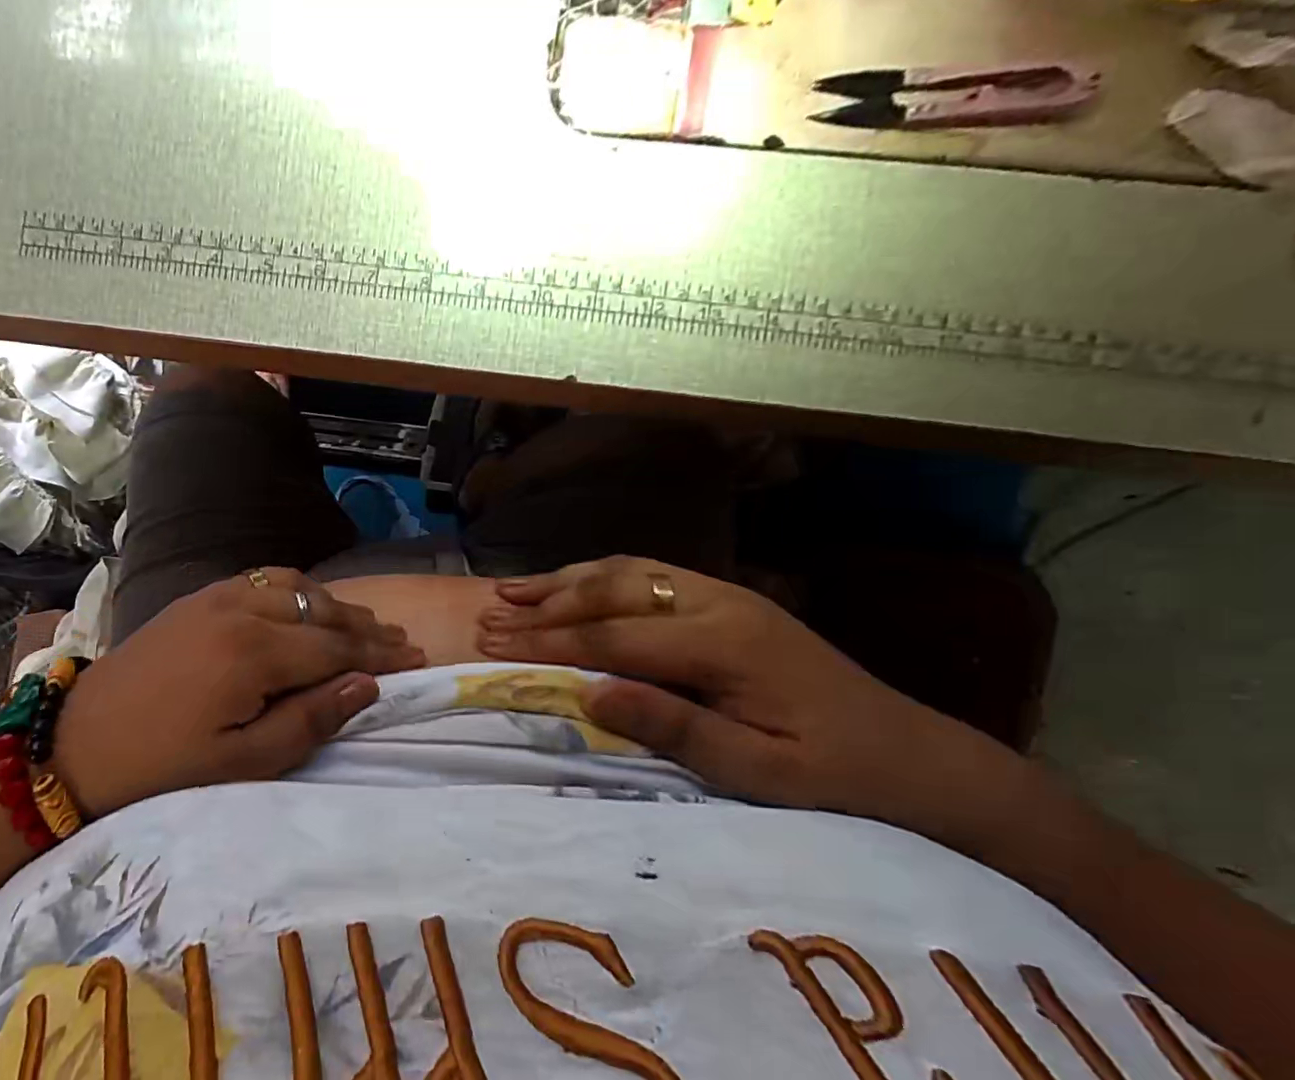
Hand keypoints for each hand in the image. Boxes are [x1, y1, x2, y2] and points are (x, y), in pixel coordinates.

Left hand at [52, 568, 425, 816]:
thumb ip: (309, 719)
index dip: (378, 657)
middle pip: (319, 612)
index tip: (416, 661)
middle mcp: (240, 609)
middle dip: (364, 629)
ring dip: (332, 606)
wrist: (76, 744)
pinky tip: (305, 604)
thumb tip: (366, 686)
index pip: (334, 648)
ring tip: (362, 625)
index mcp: (253, 652)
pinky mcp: (196, 598)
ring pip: (293, 587)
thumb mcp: (242, 762)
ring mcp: (215, 596)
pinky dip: (295, 590)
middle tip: (402, 642)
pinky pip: (261, 580)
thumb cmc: (162, 767)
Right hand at [476, 556, 1040, 846]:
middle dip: (544, 606)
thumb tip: (589, 693)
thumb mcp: (761, 771)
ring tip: (511, 590)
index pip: (613, 636)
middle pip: (611, 591)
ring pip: (625, 571)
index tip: (493, 645)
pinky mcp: (725, 601)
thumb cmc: (840, 776)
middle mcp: (717, 601)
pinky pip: (647, 575)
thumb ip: (675, 726)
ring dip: (564, 581)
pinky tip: (571, 584)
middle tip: (488, 618)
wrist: (920, 759)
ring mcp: (722, 594)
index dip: (548, 641)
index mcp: (725, 642)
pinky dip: (598, 578)